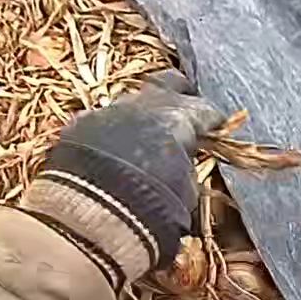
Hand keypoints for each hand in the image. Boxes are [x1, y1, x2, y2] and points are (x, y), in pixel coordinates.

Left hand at [20, 70, 225, 289]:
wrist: (92, 216)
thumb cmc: (152, 209)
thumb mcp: (187, 195)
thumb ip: (189, 171)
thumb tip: (186, 168)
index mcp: (179, 119)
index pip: (205, 110)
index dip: (214, 121)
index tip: (218, 129)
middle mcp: (145, 105)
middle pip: (170, 83)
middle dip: (182, 94)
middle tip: (187, 111)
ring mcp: (110, 109)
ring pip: (135, 98)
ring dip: (147, 113)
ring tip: (151, 133)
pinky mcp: (82, 123)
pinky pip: (106, 117)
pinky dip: (118, 129)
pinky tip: (119, 147)